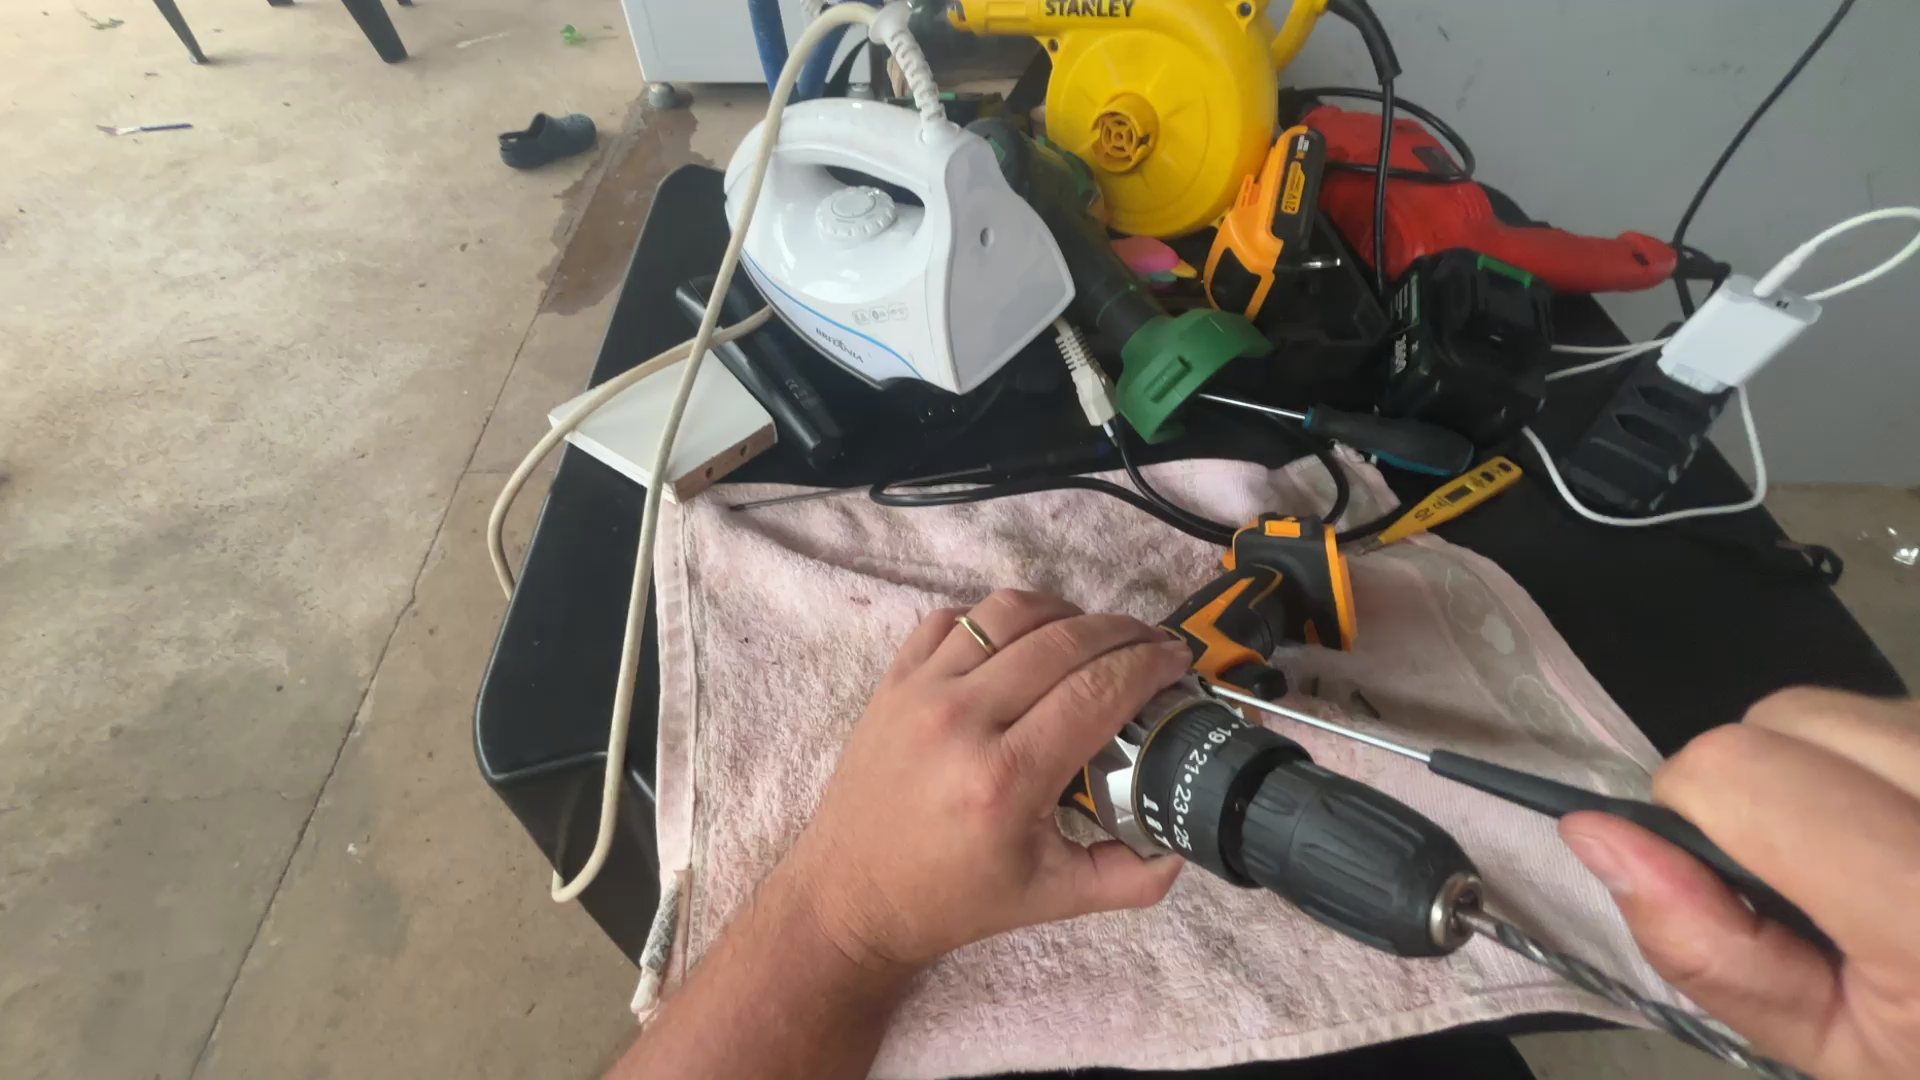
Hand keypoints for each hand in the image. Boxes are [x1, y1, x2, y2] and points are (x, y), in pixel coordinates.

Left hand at [777, 589, 1189, 971]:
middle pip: (1062, 641)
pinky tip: (1022, 638)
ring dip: (1064, 610)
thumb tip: (1185, 839)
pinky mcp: (894, 677)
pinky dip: (998, 617)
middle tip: (1152, 643)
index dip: (1147, 665)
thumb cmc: (951, 898)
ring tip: (1093, 633)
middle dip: (1122, 632)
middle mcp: (961, 719)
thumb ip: (1130, 877)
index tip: (1176, 660)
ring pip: (1008, 612)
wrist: (851, 890)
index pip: (1095, 691)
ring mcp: (921, 688)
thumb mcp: (1051, 900)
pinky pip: (954, 617)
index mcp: (1005, 779)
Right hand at [1560, 689, 1919, 1079]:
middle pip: (1791, 717)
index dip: (1697, 807)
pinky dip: (1888, 754)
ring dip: (1826, 758)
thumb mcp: (1835, 1050)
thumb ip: (1705, 948)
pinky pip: (1907, 710)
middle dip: (1764, 773)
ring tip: (1879, 836)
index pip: (1740, 772)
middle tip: (1815, 858)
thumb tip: (1591, 831)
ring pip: (1853, 703)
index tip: (1735, 868)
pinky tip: (1915, 818)